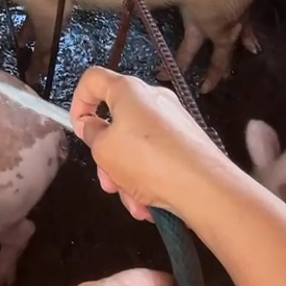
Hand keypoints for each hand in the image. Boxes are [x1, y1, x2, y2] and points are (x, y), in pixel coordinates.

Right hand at [72, 66, 229, 220]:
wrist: (207, 190)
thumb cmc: (147, 160)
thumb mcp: (103, 150)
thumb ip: (91, 134)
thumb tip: (92, 126)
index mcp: (128, 90)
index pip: (93, 79)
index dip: (78, 102)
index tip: (79, 130)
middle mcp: (153, 98)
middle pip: (116, 120)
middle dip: (107, 155)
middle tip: (107, 182)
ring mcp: (175, 121)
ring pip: (137, 145)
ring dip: (128, 174)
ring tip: (133, 203)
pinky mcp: (190, 144)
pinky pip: (158, 157)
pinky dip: (150, 179)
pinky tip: (151, 206)